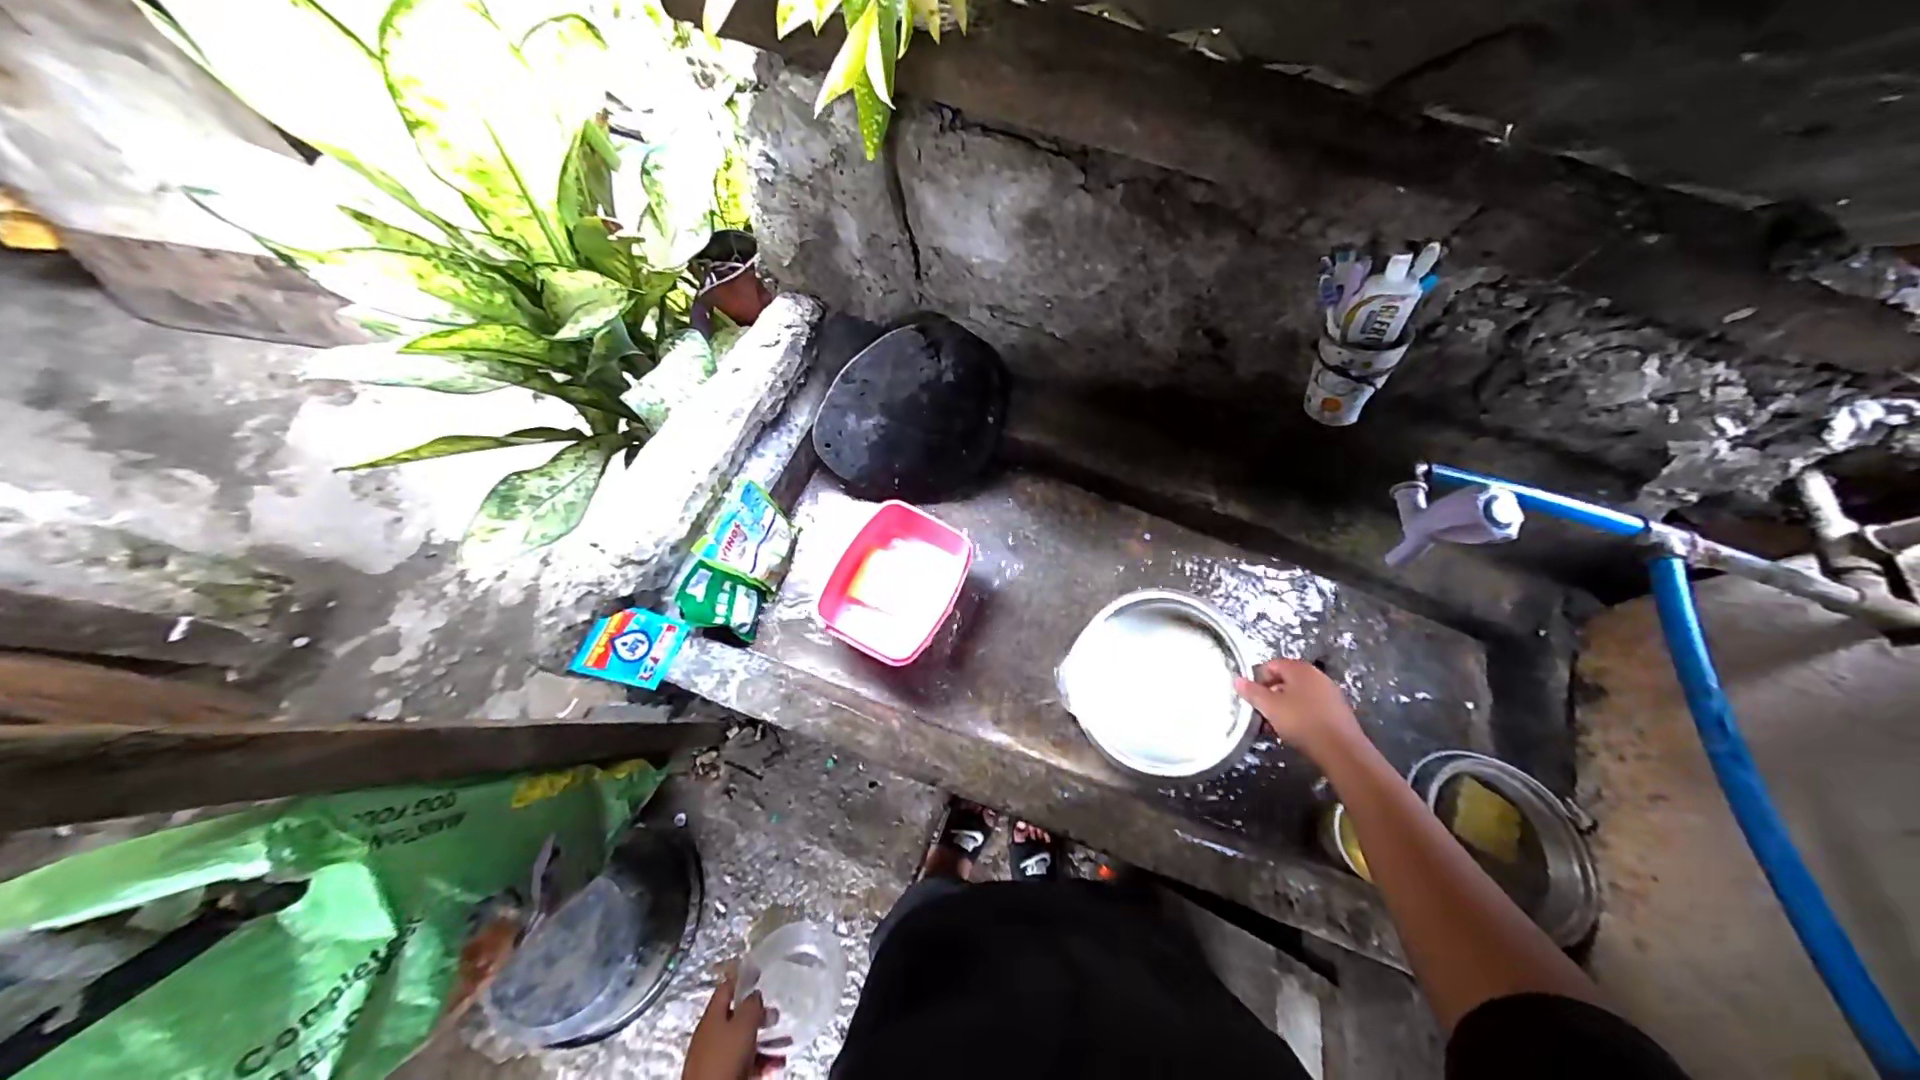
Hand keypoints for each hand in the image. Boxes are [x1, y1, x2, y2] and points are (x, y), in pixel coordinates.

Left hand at [682, 966, 782, 1079]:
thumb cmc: (725, 1057)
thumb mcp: (742, 1025)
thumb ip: (751, 1005)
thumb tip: (755, 994)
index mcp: (713, 1016)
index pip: (727, 987)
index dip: (743, 977)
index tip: (760, 972)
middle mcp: (712, 1034)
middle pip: (737, 1016)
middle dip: (759, 1015)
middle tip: (776, 1015)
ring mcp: (716, 1056)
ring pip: (744, 1041)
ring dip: (765, 1041)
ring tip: (784, 1044)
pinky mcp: (723, 1075)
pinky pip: (745, 1062)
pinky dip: (761, 1061)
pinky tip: (775, 1064)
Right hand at [1234, 658, 1360, 751]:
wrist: (1341, 749)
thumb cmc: (1301, 721)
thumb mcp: (1269, 707)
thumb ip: (1252, 692)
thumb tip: (1237, 680)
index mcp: (1300, 669)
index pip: (1272, 665)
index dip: (1257, 679)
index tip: (1250, 697)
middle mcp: (1317, 676)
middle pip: (1285, 680)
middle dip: (1270, 695)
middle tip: (1260, 712)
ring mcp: (1330, 693)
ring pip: (1298, 695)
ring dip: (1283, 707)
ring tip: (1274, 725)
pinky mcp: (1337, 711)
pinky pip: (1311, 707)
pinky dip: (1299, 715)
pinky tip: (1293, 731)